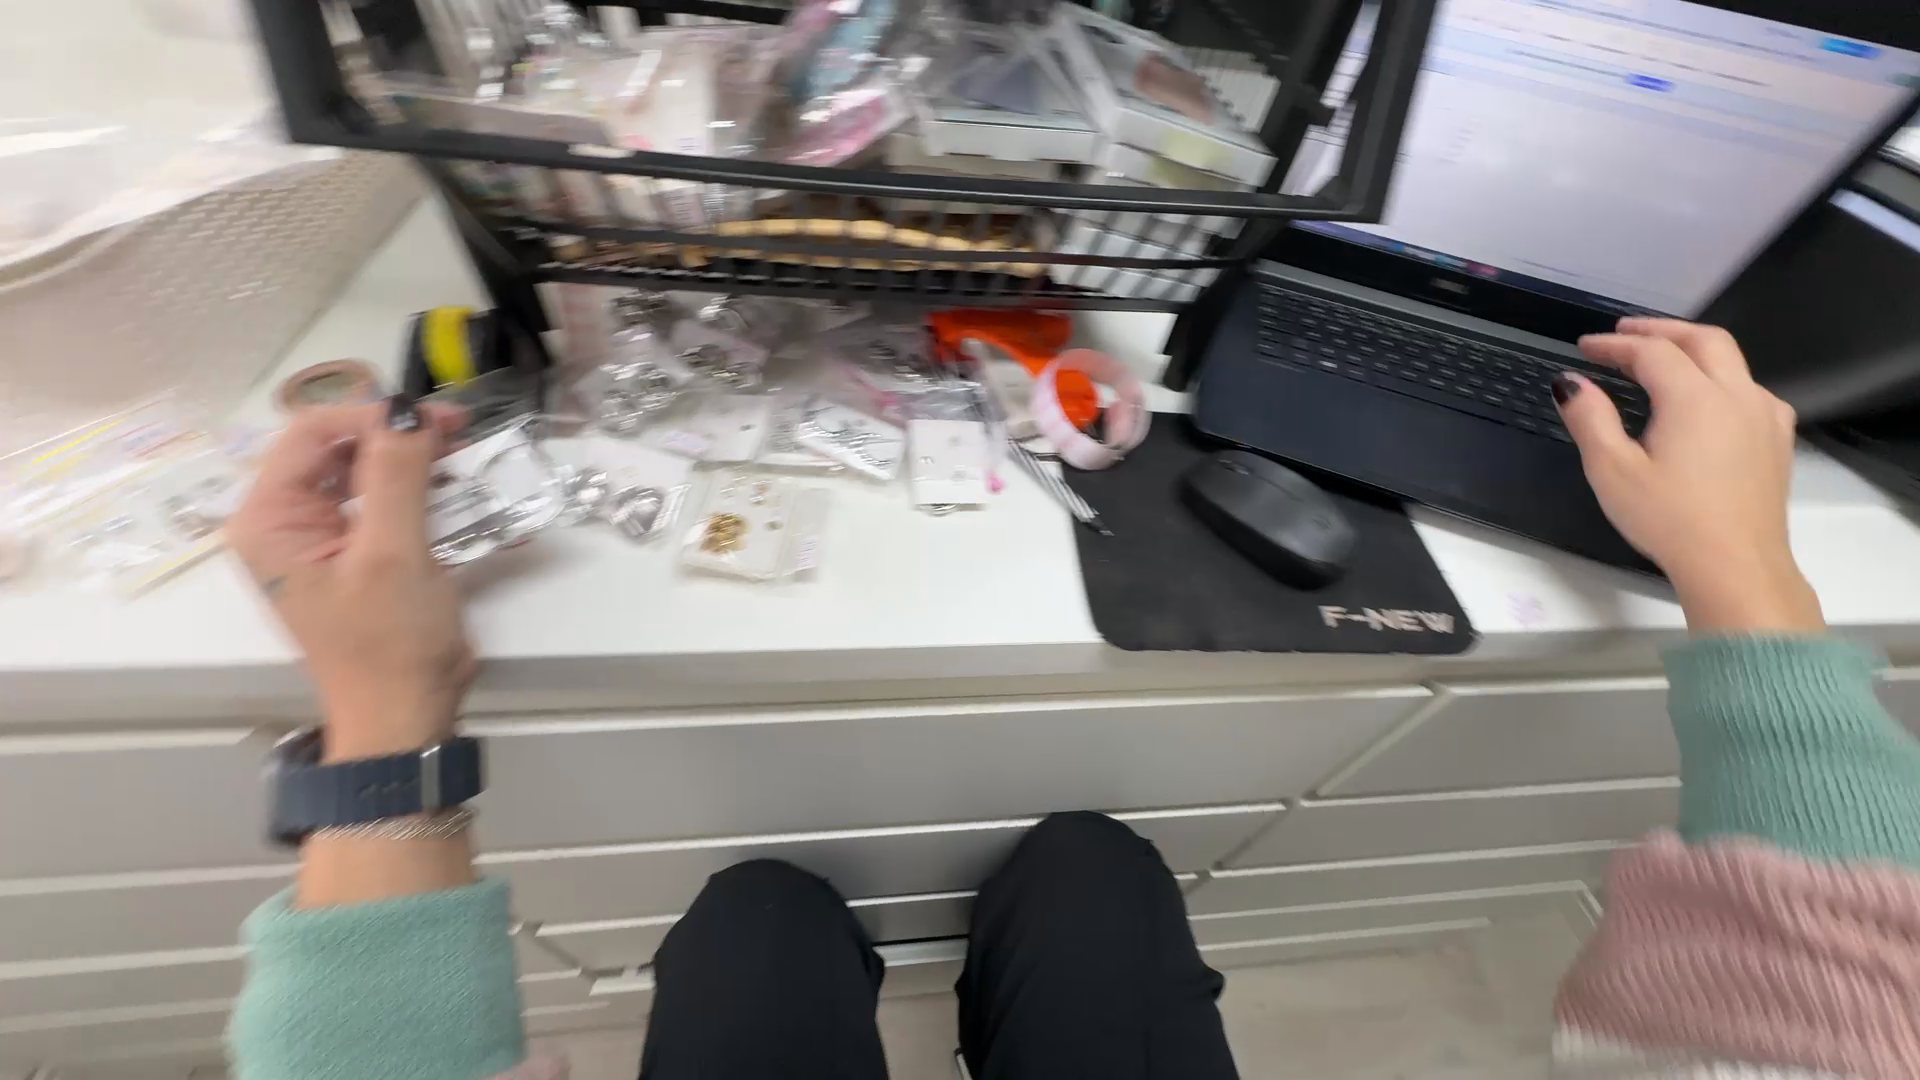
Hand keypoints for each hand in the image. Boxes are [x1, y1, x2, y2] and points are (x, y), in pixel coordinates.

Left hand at [227, 396, 475, 759]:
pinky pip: (397, 511)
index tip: (440, 420)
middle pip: (343, 451)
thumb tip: (409, 411)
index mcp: (272, 519)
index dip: (374, 416)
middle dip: (404, 438)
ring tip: (473, 465)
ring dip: (426, 468)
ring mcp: (332, 542)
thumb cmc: (390, 637)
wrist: (407, 709)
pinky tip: (475, 502)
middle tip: (464, 435)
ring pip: (375, 478)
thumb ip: (398, 476)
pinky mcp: (371, 558)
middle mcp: (293, 523)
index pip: (312, 435)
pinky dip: (436, 501)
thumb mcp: (394, 553)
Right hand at [1556, 318, 1823, 634]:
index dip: (1614, 344)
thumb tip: (1569, 382)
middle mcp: (1738, 396)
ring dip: (1688, 348)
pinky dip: (1713, 375)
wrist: (1733, 560)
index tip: (1583, 346)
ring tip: (1652, 357)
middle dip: (1659, 330)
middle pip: (1704, 340)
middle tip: (1621, 332)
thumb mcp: (1610, 468)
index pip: (1653, 353)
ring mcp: (1764, 415)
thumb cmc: (1665, 516)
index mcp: (1695, 400)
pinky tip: (1694, 395)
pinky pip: (1745, 387)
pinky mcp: (1773, 437)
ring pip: (1730, 361)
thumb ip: (1589, 418)